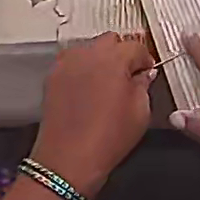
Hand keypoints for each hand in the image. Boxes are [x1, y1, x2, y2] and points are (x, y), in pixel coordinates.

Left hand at [29, 33, 156, 197]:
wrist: (68, 158)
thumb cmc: (109, 137)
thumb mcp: (140, 112)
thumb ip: (143, 86)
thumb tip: (142, 75)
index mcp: (114, 58)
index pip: (136, 46)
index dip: (145, 60)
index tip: (147, 72)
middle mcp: (88, 53)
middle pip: (110, 41)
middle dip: (121, 53)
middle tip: (128, 75)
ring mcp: (66, 63)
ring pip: (88, 49)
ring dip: (100, 59)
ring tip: (106, 83)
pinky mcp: (52, 77)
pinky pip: (72, 63)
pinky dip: (82, 69)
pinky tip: (87, 90)